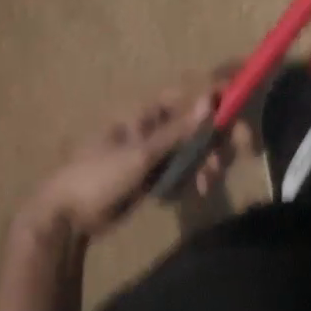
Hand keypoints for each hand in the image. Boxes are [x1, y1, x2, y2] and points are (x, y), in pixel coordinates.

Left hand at [21, 78, 255, 240]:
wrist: (65, 219)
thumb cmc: (95, 179)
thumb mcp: (139, 155)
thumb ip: (177, 131)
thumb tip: (209, 99)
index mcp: (145, 114)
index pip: (189, 92)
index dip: (218, 90)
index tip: (246, 94)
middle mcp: (154, 128)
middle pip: (200, 121)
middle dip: (222, 135)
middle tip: (245, 148)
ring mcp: (155, 152)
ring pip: (197, 148)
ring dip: (210, 161)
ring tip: (208, 183)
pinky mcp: (155, 175)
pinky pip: (187, 170)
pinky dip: (196, 178)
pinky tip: (195, 192)